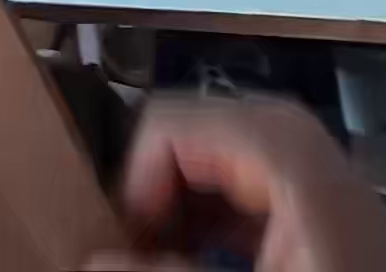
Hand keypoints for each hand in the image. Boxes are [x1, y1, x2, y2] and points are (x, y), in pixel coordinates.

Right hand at [86, 97, 385, 271]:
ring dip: (171, 228)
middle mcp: (275, 131)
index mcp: (269, 135)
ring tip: (161, 266)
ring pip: (196, 176)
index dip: (131, 191)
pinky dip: (200, 236)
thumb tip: (89, 259)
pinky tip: (200, 266)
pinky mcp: (295, 196)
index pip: (163, 127)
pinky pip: (224, 200)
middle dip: (149, 211)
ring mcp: (288, 161)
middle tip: (138, 265)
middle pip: (176, 147)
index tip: (122, 257)